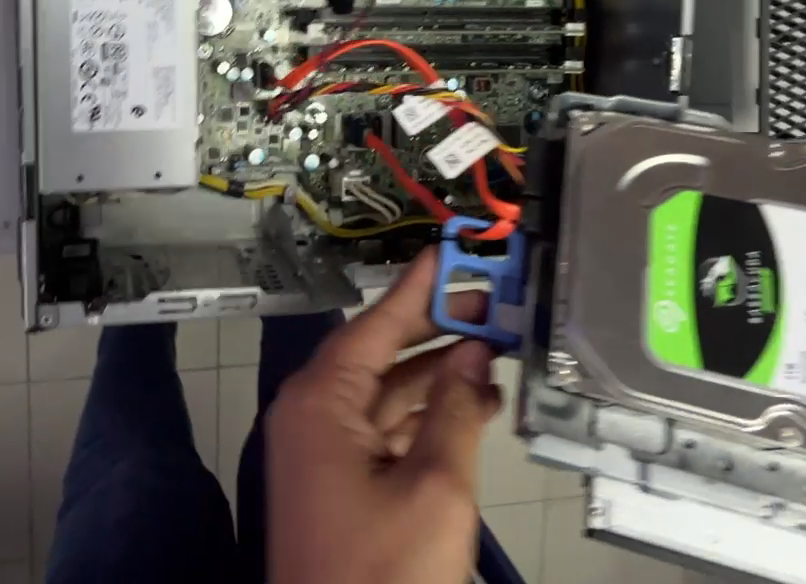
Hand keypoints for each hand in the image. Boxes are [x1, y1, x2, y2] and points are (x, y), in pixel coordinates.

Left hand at [264, 249, 500, 583]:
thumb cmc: (384, 574)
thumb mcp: (435, 488)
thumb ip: (454, 410)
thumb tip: (471, 354)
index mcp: (320, 400)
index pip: (375, 323)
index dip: (417, 288)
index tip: (447, 253)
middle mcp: (311, 411)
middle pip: (379, 351)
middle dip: (435, 329)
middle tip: (491, 305)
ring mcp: (320, 447)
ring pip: (383, 390)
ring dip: (436, 373)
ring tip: (494, 351)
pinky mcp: (334, 478)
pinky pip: (380, 427)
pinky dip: (423, 414)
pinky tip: (470, 404)